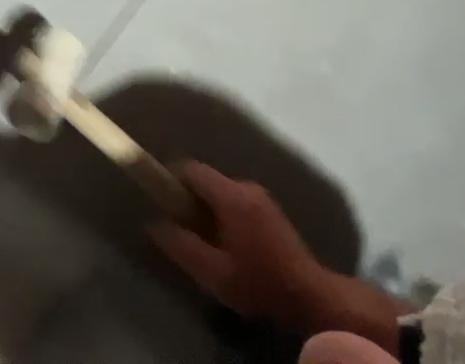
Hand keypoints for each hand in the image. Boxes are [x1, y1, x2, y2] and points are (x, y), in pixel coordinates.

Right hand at [150, 162, 334, 324]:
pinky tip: (226, 242)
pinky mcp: (271, 209)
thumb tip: (153, 225)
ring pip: (222, 191)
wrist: (311, 296)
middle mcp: (247, 187)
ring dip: (208, 208)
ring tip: (202, 238)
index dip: (171, 178)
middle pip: (207, 180)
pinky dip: (224, 213)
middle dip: (189, 198)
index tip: (159, 198)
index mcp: (231, 196)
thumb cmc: (258, 282)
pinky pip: (237, 200)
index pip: (191, 169)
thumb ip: (181, 246)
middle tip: (180, 226)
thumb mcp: (212, 272)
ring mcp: (262, 197)